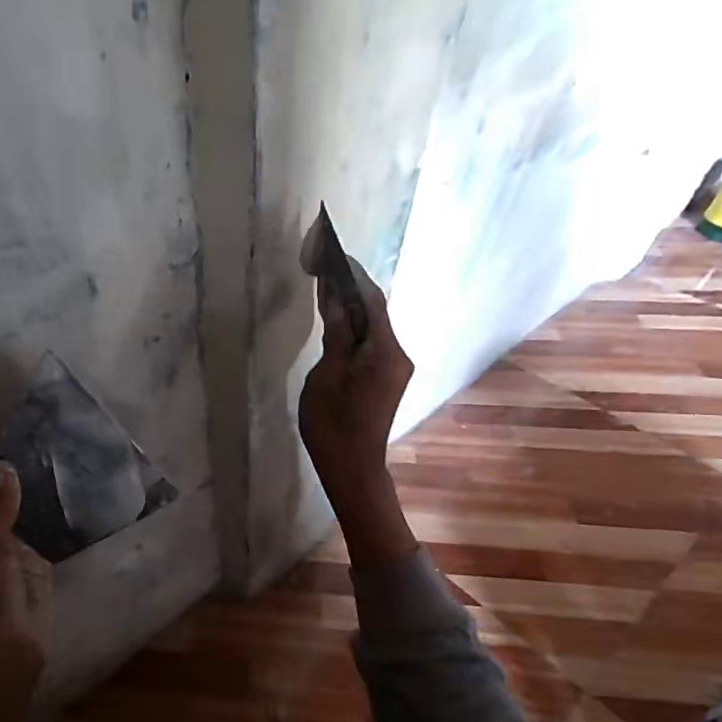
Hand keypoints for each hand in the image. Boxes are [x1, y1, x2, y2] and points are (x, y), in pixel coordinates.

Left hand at [0, 460, 52, 721]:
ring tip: (64, 470)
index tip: (18, 444)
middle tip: (48, 452)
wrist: (0, 657)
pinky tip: (71, 504)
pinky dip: (52, 524)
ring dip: (35, 501)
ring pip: (20, 521)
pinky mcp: (31, 573)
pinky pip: (41, 541)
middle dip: (14, 482)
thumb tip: (4, 466)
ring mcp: (5, 559)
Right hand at [298, 234, 417, 565]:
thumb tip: (335, 299)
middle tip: (323, 268)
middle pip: (374, 311)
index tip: (331, 251)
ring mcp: (395, 369)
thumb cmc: (333, 426)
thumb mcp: (326, 377)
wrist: (353, 469)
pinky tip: (335, 325)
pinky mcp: (387, 380)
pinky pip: (372, 345)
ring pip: (373, 328)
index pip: (370, 299)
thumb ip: (335, 335)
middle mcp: (398, 354)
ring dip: (350, 310)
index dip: (350, 274)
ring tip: (324, 290)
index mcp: (385, 351)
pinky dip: (354, 331)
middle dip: (349, 289)